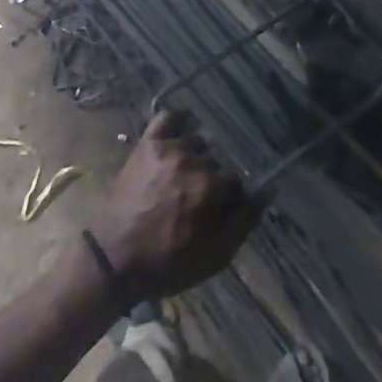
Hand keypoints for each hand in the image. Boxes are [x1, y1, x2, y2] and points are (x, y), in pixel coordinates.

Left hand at [91, 110, 263, 299]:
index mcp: (211, 187)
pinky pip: (167, 118)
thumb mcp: (215, 255)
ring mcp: (167, 149)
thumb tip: (270, 188)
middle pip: (216, 161)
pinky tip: (181, 129)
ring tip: (182, 176)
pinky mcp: (146, 145)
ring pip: (196, 142)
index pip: (236, 181)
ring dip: (195, 156)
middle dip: (211, 178)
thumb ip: (246, 220)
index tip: (217, 212)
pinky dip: (177, 120)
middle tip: (196, 198)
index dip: (228, 198)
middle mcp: (193, 161)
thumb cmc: (167, 263)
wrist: (112, 261)